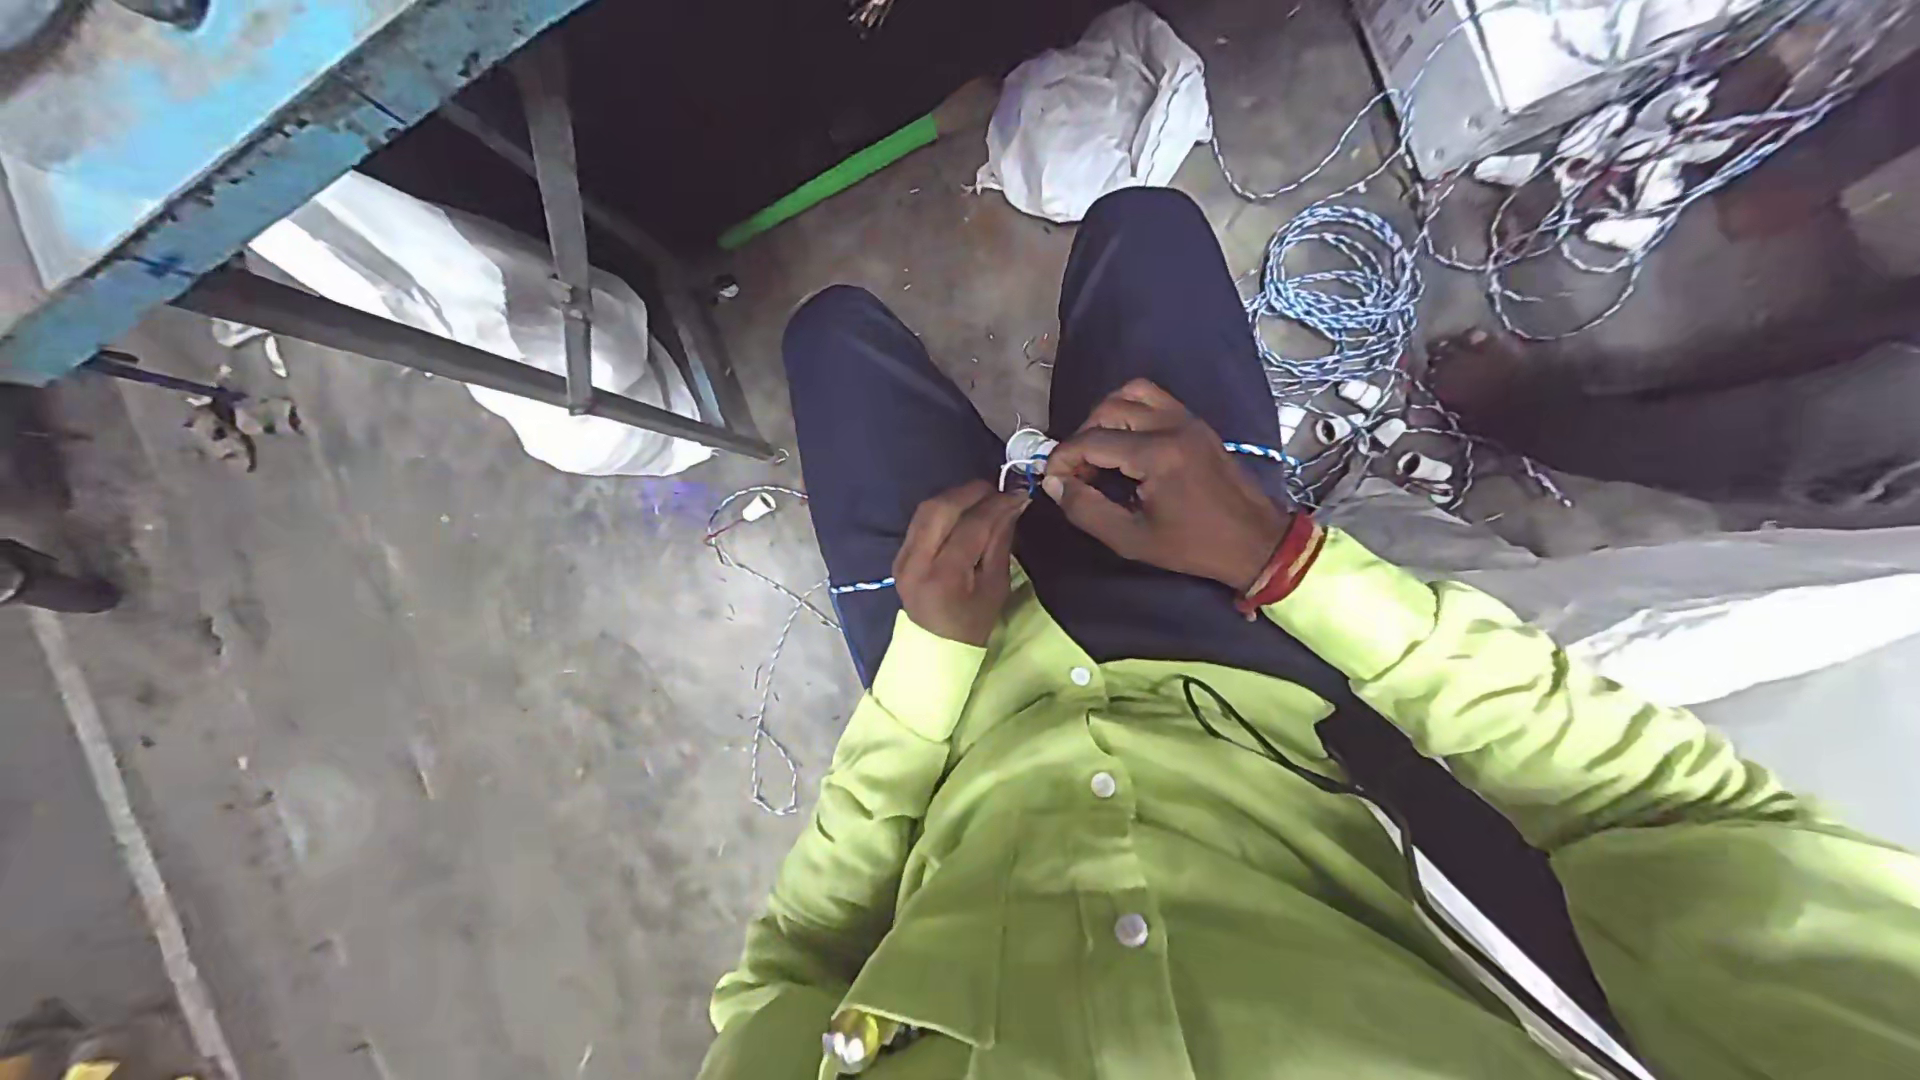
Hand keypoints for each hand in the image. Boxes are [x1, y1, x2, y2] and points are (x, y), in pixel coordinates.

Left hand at [894, 480, 1029, 645]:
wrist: (936, 647)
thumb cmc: (973, 623)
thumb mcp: (996, 586)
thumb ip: (1000, 541)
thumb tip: (1012, 503)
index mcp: (944, 576)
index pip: (971, 526)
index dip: (997, 505)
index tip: (1018, 494)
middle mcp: (916, 561)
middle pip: (941, 508)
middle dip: (972, 492)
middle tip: (997, 491)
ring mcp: (902, 557)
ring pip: (926, 509)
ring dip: (956, 496)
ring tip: (982, 497)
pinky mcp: (898, 554)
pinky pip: (920, 520)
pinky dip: (943, 508)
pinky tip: (962, 509)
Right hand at [1043, 379, 1288, 590]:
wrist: (1255, 541)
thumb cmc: (1192, 546)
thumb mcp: (1131, 539)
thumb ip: (1085, 510)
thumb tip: (1053, 483)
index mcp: (1156, 455)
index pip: (1090, 441)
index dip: (1062, 459)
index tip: (1052, 479)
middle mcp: (1171, 426)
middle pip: (1106, 410)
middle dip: (1081, 438)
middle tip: (1078, 472)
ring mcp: (1187, 419)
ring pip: (1130, 393)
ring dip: (1104, 417)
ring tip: (1098, 451)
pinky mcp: (1195, 422)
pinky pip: (1153, 398)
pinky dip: (1129, 411)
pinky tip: (1124, 443)